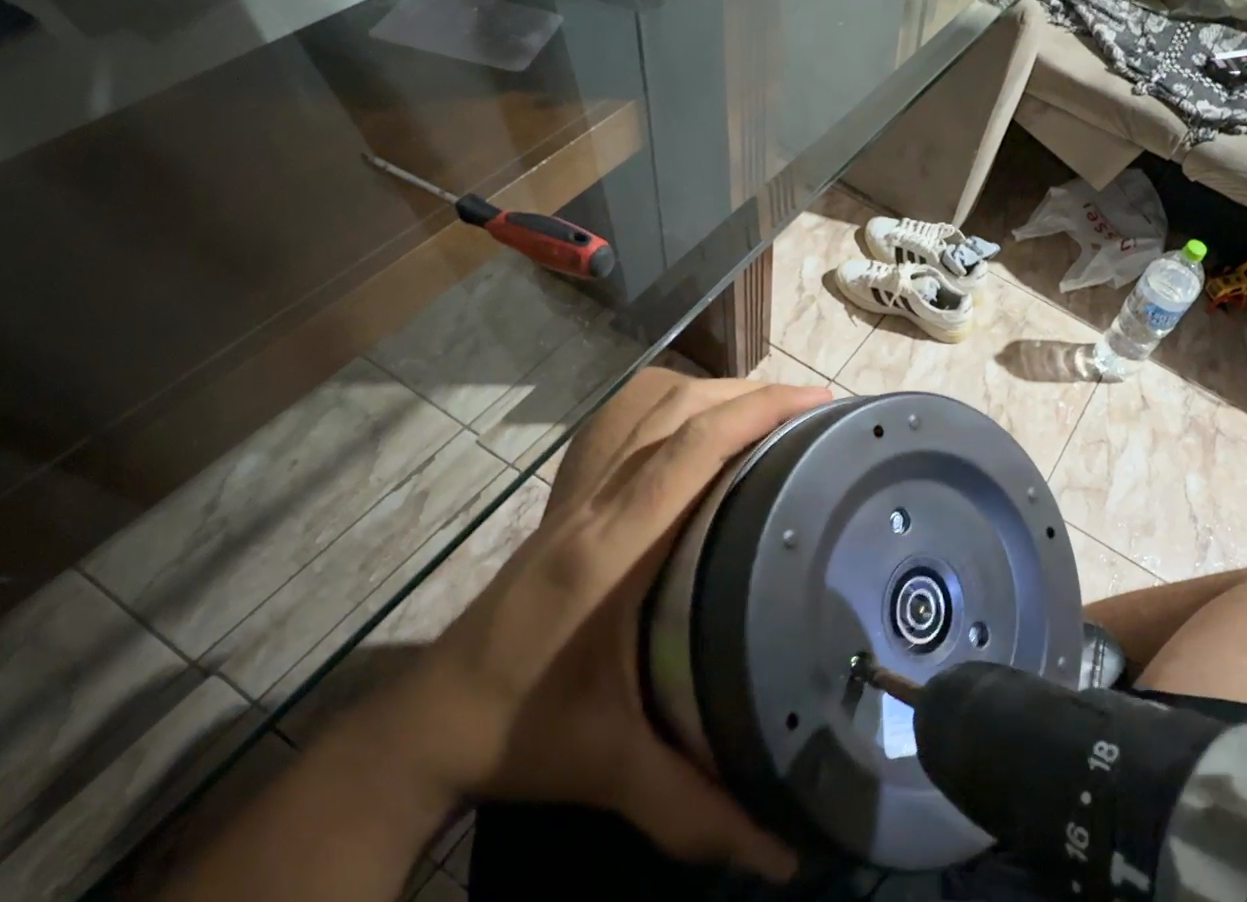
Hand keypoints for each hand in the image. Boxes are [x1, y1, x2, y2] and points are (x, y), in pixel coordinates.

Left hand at [366, 375, 830, 881]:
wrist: (430, 722)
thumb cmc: (523, 735)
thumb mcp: (613, 773)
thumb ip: (698, 812)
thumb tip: (788, 856)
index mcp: (608, 554)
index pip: (684, 454)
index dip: (751, 416)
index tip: (815, 405)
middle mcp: (590, 507)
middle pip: (670, 412)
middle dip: (748, 394)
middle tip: (815, 409)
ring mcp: (571, 496)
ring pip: (640, 405)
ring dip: (706, 391)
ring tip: (766, 410)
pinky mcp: (563, 501)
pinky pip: (617, 423)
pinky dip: (666, 405)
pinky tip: (699, 431)